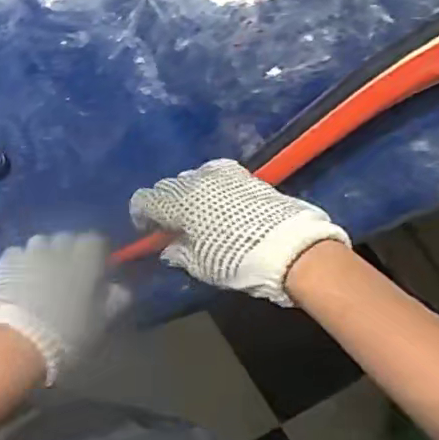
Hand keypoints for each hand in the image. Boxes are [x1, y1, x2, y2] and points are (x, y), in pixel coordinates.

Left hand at [0, 233, 124, 386]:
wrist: (21, 339)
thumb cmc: (69, 333)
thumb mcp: (101, 321)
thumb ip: (114, 299)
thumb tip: (118, 288)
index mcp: (86, 260)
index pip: (95, 241)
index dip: (96, 253)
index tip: (97, 268)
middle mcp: (57, 248)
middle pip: (65, 239)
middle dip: (69, 251)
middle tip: (69, 273)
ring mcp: (29, 252)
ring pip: (39, 243)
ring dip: (43, 254)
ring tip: (42, 274)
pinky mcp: (5, 261)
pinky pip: (16, 254)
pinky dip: (20, 262)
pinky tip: (19, 278)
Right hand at [128, 159, 348, 305]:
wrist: (296, 252)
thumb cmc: (237, 260)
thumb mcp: (199, 265)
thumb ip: (177, 252)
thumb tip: (170, 248)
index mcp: (176, 203)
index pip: (143, 200)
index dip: (141, 215)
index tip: (149, 231)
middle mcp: (195, 184)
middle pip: (166, 186)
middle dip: (164, 203)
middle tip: (174, 224)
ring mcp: (223, 177)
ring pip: (193, 177)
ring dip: (190, 192)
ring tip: (200, 211)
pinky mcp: (249, 177)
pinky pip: (219, 174)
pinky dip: (214, 185)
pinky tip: (223, 202)